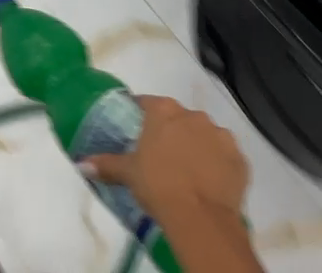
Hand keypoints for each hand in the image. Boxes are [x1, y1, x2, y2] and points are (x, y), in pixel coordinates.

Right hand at [81, 96, 249, 224]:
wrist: (201, 217)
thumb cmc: (158, 185)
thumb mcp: (128, 173)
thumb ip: (105, 163)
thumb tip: (81, 163)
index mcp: (163, 111)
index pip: (148, 103)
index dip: (141, 114)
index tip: (137, 130)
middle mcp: (193, 115)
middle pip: (178, 117)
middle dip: (171, 131)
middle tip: (161, 155)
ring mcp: (221, 135)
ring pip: (205, 135)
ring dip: (197, 145)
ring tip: (188, 170)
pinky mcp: (241, 159)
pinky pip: (225, 156)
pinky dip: (218, 163)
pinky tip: (209, 181)